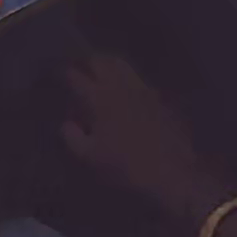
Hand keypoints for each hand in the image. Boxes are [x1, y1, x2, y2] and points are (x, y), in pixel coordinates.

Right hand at [61, 53, 230, 230]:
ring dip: (108, 64)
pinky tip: (124, 89)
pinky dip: (127, 78)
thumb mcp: (92, 157)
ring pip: (122, 65)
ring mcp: (143, 90)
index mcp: (98, 97)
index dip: (63, 71)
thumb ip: (73, 137)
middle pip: (100, 60)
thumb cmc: (130, 167)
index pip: (74, 75)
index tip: (55, 72)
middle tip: (78, 64)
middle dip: (86, 59)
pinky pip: (138, 79)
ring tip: (99, 70)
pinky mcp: (161, 99)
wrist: (181, 177)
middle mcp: (119, 86)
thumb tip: (66, 123)